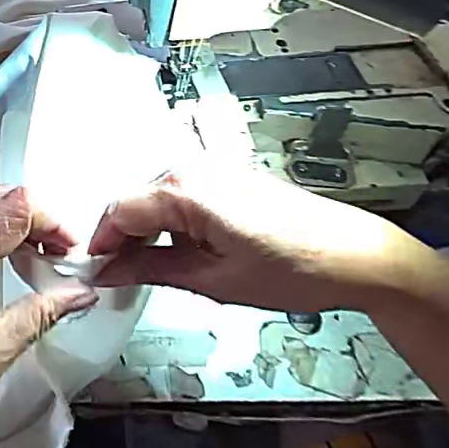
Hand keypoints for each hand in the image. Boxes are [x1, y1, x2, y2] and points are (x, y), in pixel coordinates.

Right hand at [88, 163, 435, 312]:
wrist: (353, 255)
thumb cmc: (291, 268)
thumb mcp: (213, 280)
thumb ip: (151, 270)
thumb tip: (109, 271)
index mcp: (184, 189)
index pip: (119, 211)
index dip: (102, 244)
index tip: (95, 272)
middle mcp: (191, 167)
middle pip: (134, 201)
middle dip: (123, 238)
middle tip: (120, 276)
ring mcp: (209, 167)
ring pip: (154, 198)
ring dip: (146, 231)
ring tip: (151, 269)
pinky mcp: (223, 175)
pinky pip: (178, 195)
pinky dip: (169, 222)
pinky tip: (179, 251)